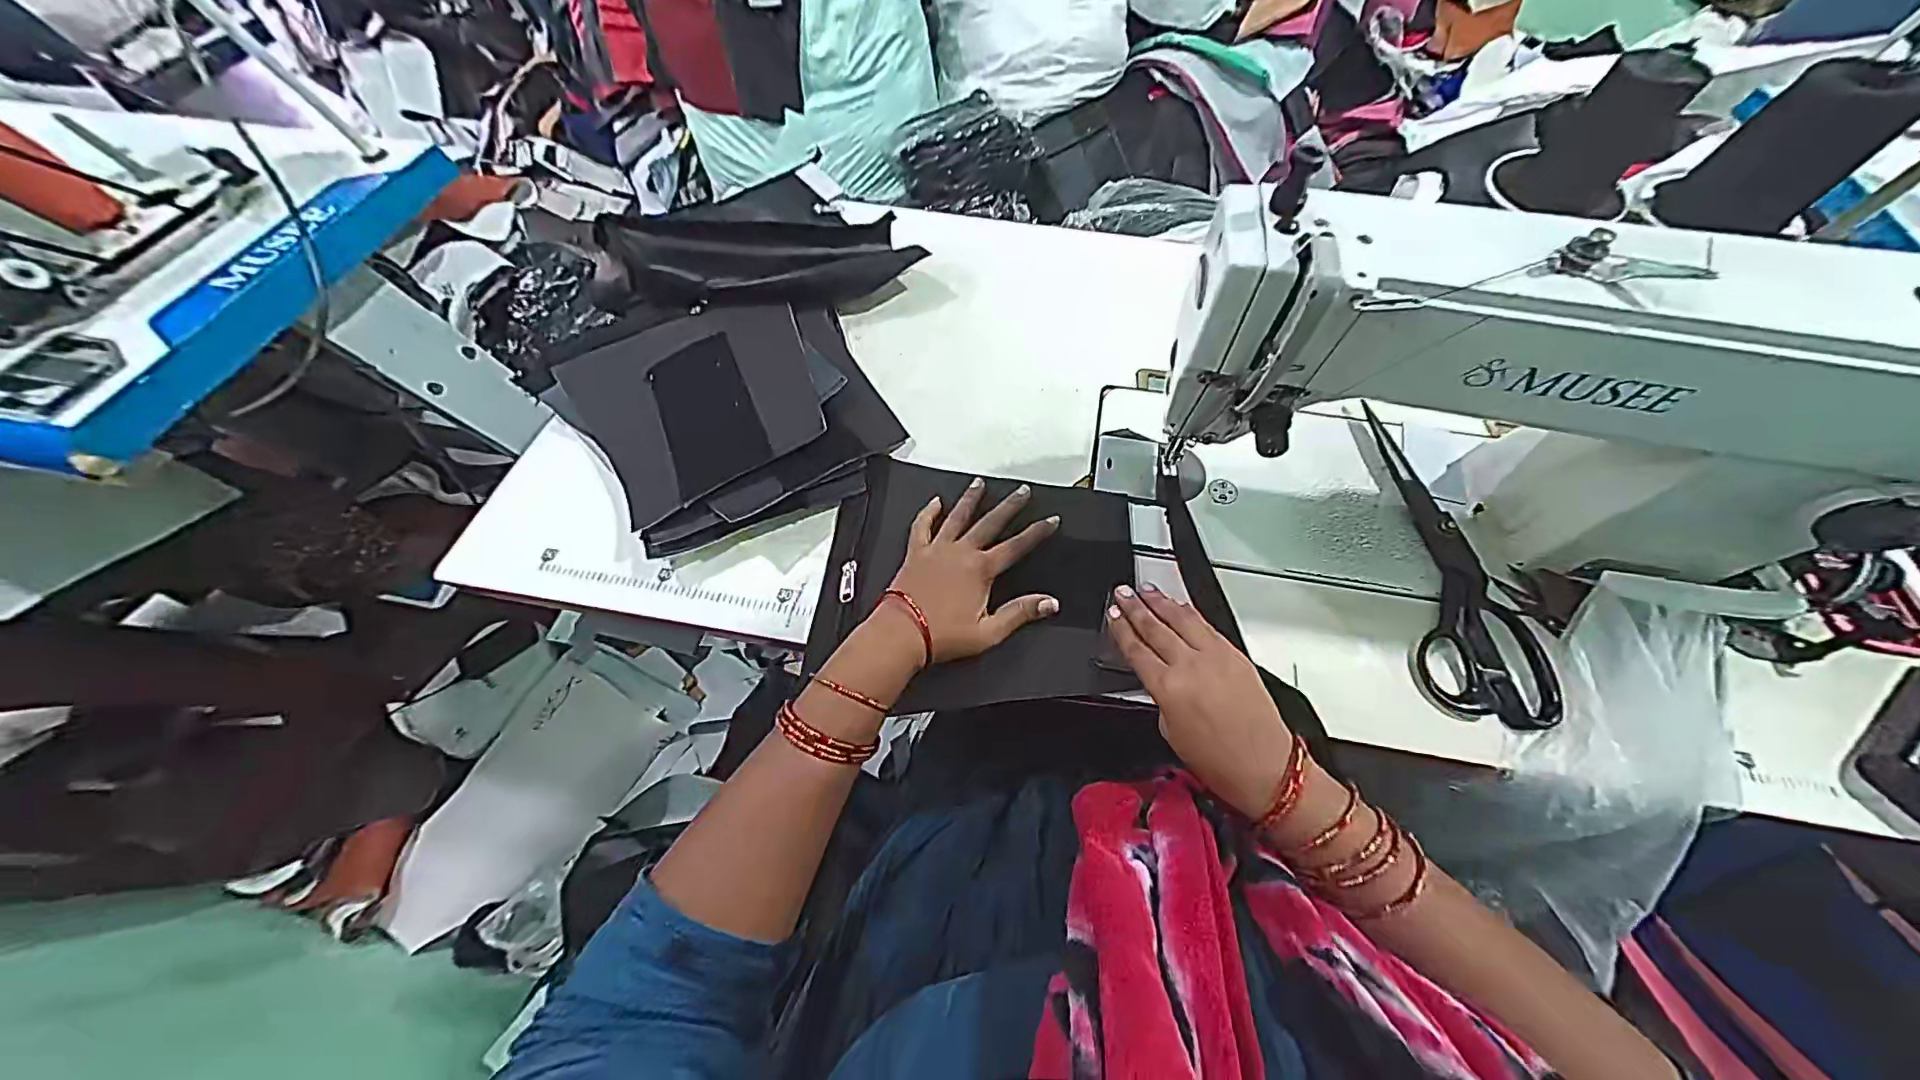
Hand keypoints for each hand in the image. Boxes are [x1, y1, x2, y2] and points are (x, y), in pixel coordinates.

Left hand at [882, 479, 1060, 662]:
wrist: (902, 633)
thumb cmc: (941, 635)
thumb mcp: (989, 632)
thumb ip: (1020, 613)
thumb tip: (1048, 603)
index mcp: (980, 570)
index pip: (1016, 546)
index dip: (1036, 532)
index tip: (1050, 520)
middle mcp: (960, 553)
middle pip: (990, 522)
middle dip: (1010, 505)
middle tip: (1022, 491)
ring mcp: (937, 550)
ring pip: (958, 516)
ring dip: (971, 498)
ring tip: (980, 483)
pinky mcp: (916, 553)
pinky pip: (923, 525)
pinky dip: (929, 511)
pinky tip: (936, 502)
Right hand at [1106, 583, 1294, 817]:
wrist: (1264, 767)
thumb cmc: (1220, 760)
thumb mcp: (1170, 731)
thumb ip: (1160, 697)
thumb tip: (1158, 679)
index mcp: (1167, 688)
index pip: (1136, 648)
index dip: (1120, 628)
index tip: (1112, 615)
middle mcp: (1191, 667)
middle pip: (1154, 626)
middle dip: (1134, 606)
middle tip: (1123, 592)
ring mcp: (1215, 657)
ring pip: (1181, 618)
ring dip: (1160, 601)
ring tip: (1146, 590)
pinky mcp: (1236, 656)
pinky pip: (1207, 625)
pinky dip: (1190, 612)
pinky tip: (1180, 606)